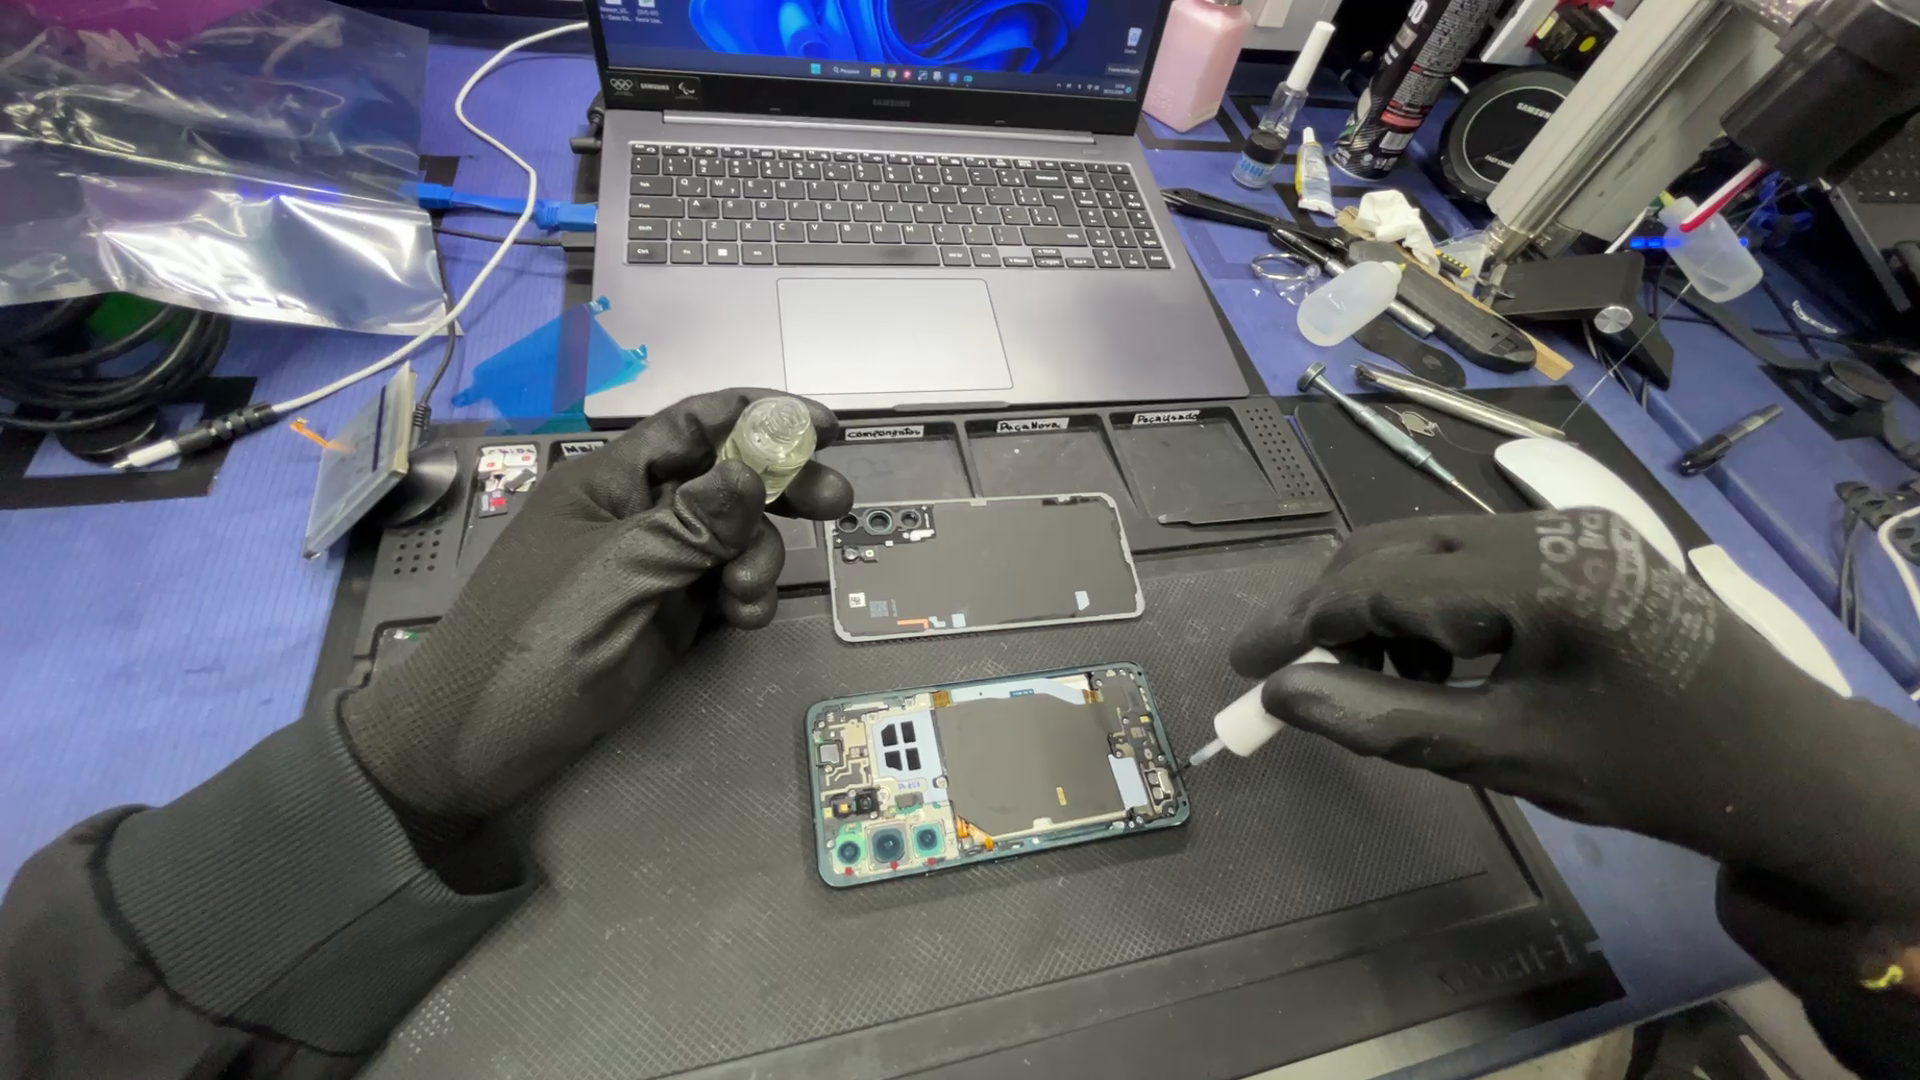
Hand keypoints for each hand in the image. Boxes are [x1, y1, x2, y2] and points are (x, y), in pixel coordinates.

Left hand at [340, 389, 853, 851]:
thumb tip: (754, 472)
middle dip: (783, 490)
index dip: (762, 417)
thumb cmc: (533, 645)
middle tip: (837, 504)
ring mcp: (661, 564)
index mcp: (613, 480)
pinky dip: (748, 597)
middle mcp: (644, 512)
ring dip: (759, 558)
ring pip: (738, 538)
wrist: (478, 741)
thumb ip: (689, 523)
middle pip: (731, 480)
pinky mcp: (675, 611)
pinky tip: (743, 619)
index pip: (697, 425)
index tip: (825, 429)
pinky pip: (730, 587)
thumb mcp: (615, 576)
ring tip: (746, 596)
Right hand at [1231, 510, 1919, 927]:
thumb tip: (1281, 694)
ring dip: (1370, 608)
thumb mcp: (1503, 755)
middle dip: (1325, 612)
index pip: (1377, 585)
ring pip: (1412, 548)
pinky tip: (1433, 658)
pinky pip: (1453, 557)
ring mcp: (1557, 526)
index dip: (1298, 624)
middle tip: (1290, 670)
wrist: (1794, 769)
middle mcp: (1542, 529)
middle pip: (1383, 550)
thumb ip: (1378, 721)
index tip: (1242, 664)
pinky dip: (1416, 604)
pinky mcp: (1564, 540)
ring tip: (1379, 678)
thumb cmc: (1653, 773)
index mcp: (1540, 580)